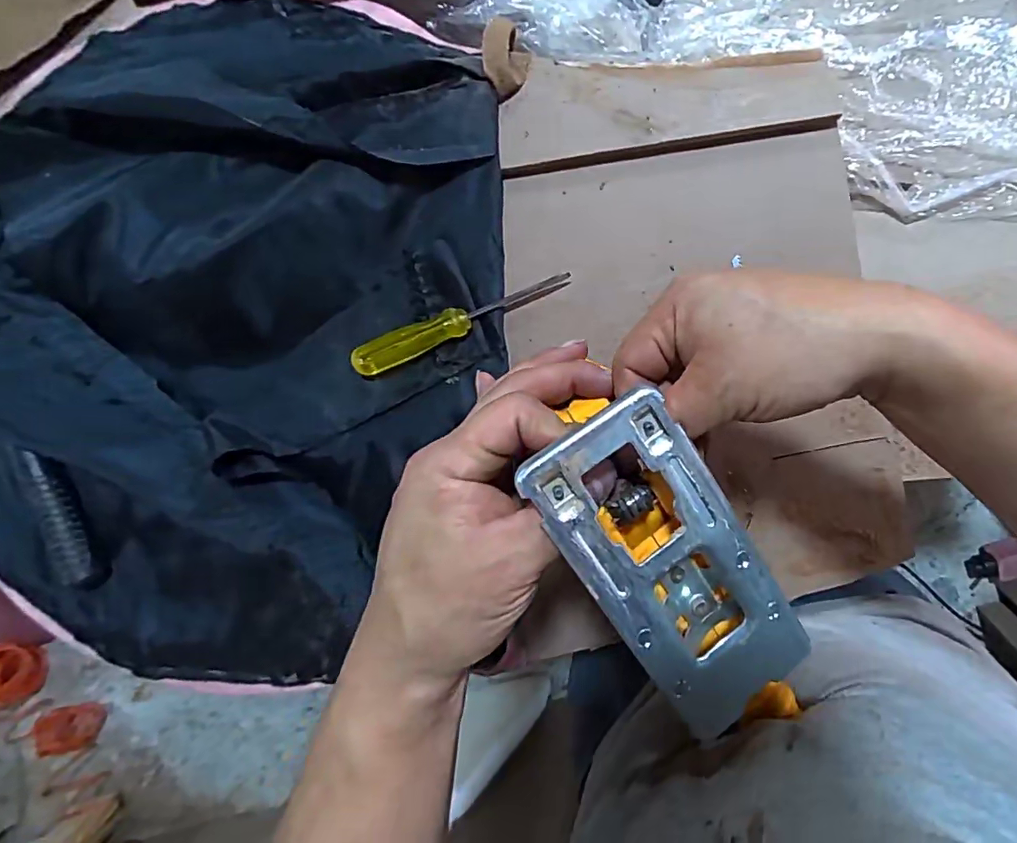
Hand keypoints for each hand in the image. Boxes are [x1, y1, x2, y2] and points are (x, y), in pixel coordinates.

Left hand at [351, 344, 611, 686]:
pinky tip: (533, 386)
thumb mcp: (514, 558)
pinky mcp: (469, 487)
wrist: (408, 656)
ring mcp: (456, 469)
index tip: (592, 453)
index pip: (512, 415)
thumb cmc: (452, 607)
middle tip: (601, 371)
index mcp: (449, 463)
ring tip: (578, 359)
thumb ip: (562, 507)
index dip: (558, 424)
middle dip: (555, 377)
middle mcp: (449, 454)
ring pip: (504, 409)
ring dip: (544, 383)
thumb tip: (608, 471)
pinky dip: (526, 409)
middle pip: (506, 397)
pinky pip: (501, 436)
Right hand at [611, 270, 932, 436]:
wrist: (872, 337)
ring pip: (690, 374)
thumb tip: (641, 443)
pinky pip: (719, 370)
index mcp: (677, 304)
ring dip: (693, 412)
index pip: (629, 363)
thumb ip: (671, 417)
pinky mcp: (757, 332)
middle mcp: (697, 303)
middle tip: (674, 456)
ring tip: (705, 446)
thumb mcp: (719, 389)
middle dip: (666, 413)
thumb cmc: (786, 355)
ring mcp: (731, 316)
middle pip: (658, 368)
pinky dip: (717, 400)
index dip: (632, 410)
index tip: (645, 452)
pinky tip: (727, 425)